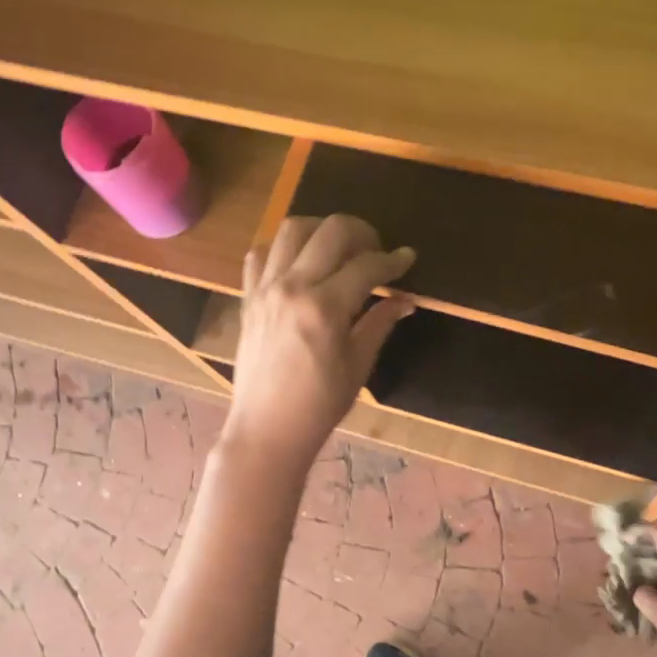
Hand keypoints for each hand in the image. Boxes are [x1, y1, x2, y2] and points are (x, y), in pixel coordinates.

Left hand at [222, 214, 414, 469]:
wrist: (268, 428)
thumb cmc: (320, 404)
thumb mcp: (358, 364)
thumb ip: (380, 323)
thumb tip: (406, 298)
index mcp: (325, 307)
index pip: (366, 265)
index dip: (392, 259)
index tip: (407, 259)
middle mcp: (293, 286)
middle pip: (331, 230)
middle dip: (362, 232)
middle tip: (375, 251)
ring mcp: (266, 288)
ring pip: (292, 229)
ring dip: (321, 230)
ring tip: (338, 249)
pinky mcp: (248, 297)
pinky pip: (261, 254)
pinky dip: (282, 249)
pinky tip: (299, 265)